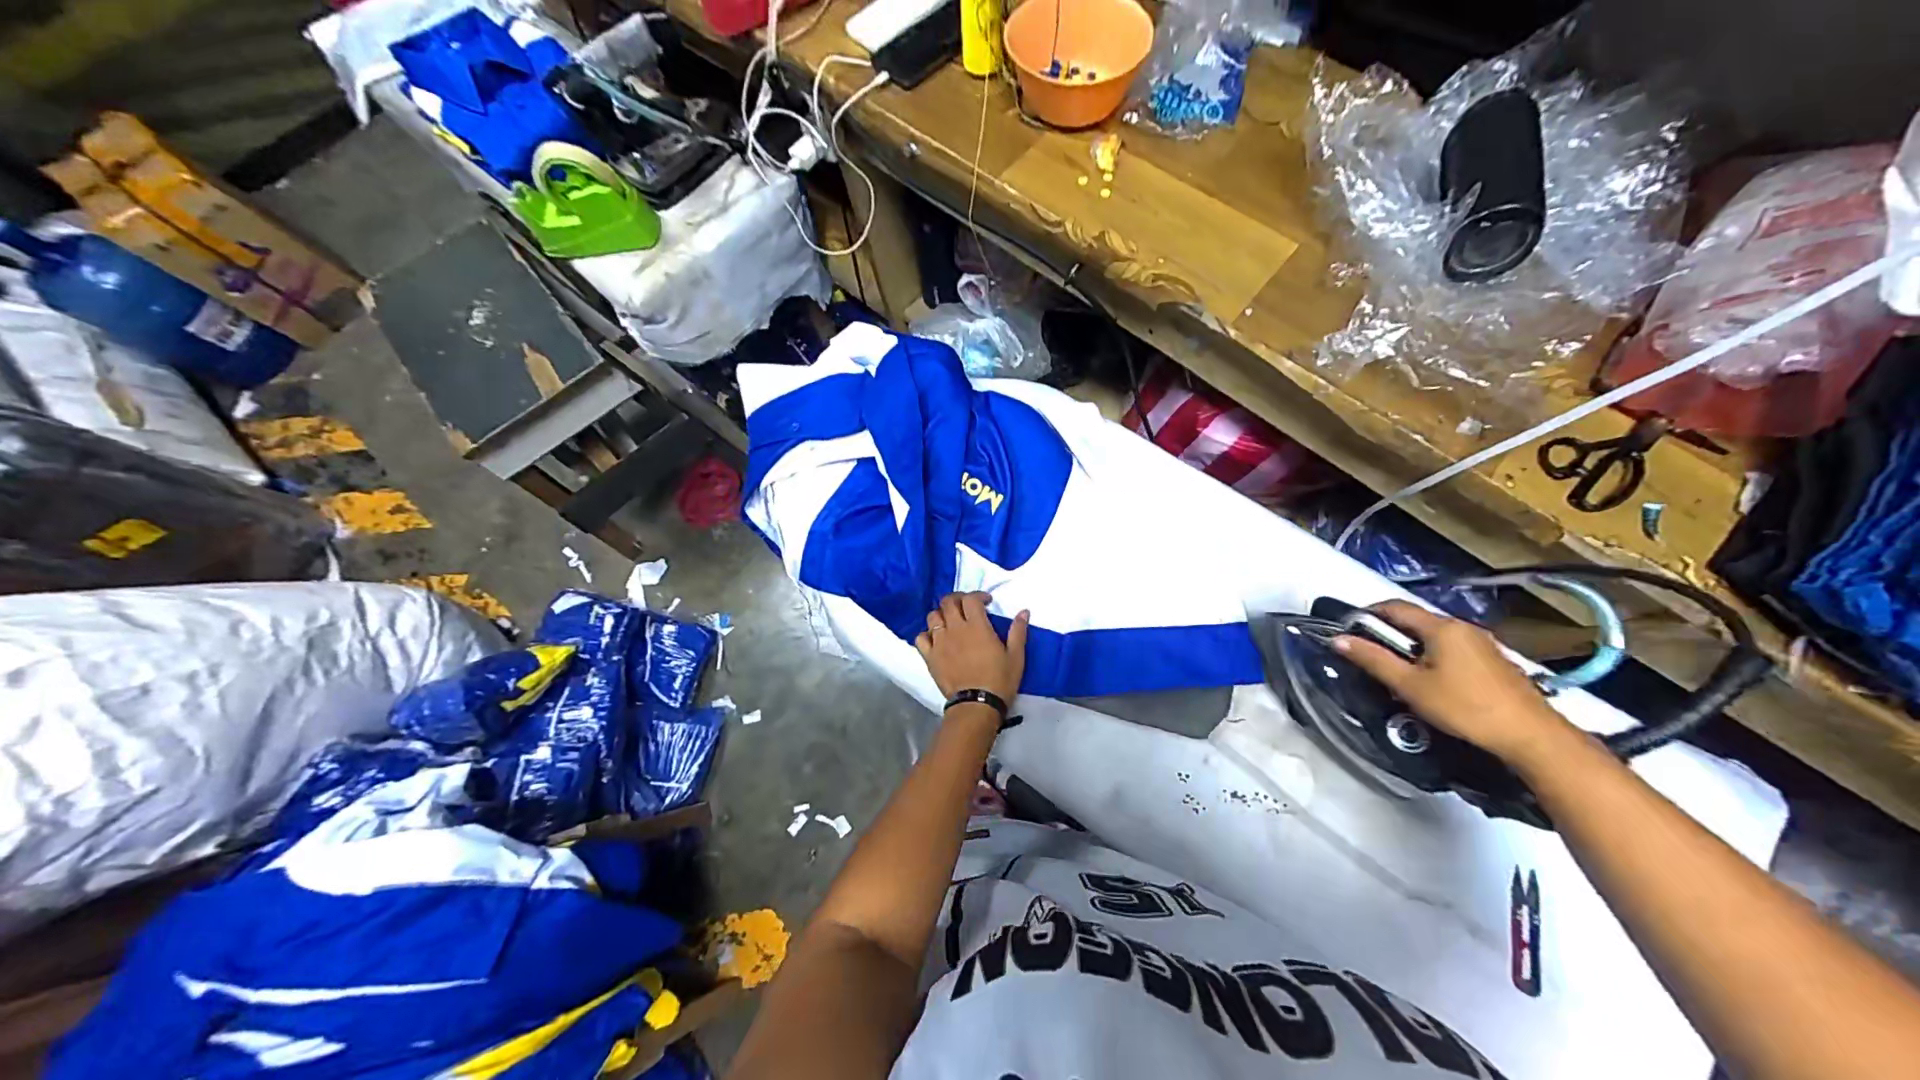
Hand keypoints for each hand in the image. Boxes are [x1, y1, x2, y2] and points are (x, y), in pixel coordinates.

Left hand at [915, 592, 1028, 707]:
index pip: (971, 599)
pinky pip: (921, 638)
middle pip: (948, 602)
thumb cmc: (1000, 680)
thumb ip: (1018, 631)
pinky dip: (927, 634)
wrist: (977, 705)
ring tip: (950, 621)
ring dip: (941, 614)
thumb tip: (1023, 611)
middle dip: (957, 599)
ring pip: (933, 616)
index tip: (986, 602)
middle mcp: (955, 629)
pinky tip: (935, 638)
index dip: (978, 595)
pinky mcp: (929, 657)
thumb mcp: (1016, 656)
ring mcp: (939, 642)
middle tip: (966, 606)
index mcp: (977, 626)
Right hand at [1332, 600, 1585, 769]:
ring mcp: (1483, 643)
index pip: (1394, 607)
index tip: (1349, 632)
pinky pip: (1453, 648)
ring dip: (1411, 646)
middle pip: (1415, 620)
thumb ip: (1373, 660)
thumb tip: (1339, 639)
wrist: (1531, 736)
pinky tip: (1431, 681)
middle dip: (1389, 633)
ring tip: (1398, 672)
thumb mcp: (1410, 686)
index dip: (1367, 614)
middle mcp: (1463, 627)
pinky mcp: (1494, 661)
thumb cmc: (1465, 708)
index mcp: (1441, 627)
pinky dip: (1433, 656)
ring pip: (1434, 635)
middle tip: (1370, 656)